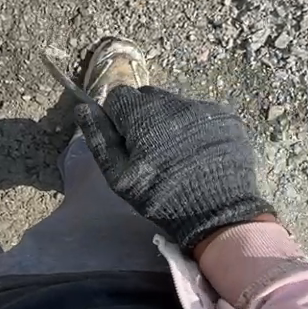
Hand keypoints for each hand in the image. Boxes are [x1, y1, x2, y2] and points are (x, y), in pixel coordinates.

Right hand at [76, 86, 275, 250]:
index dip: (116, 118)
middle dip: (141, 116)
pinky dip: (193, 126)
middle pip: (146, 96)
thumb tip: (82, 109)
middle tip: (148, 148)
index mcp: (143, 114)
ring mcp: (202, 106)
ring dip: (167, 120)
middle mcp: (173, 101)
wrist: (218, 212)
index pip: (118, 96)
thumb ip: (100, 139)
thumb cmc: (160, 197)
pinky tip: (196, 151)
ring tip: (174, 152)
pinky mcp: (225, 115)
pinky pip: (199, 112)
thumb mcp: (119, 176)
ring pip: (173, 103)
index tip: (124, 141)